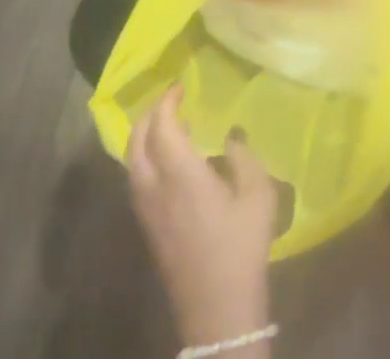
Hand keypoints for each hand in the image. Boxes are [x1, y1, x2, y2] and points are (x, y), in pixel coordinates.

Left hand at [127, 85, 277, 347]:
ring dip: (144, 135)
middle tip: (169, 99)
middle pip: (137, 140)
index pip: (162, 126)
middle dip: (149, 114)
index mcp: (181, 174)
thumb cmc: (241, 246)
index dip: (167, 102)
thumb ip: (244, 158)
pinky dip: (145, 155)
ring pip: (132, 160)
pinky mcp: (146, 224)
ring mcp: (145, 208)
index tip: (180, 85)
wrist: (216, 304)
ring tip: (168, 124)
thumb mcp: (258, 196)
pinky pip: (136, 177)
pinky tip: (168, 158)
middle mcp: (154, 186)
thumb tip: (230, 136)